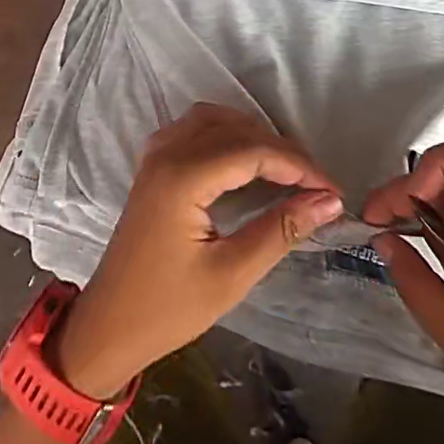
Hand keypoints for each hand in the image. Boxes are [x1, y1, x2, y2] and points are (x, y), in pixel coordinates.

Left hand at [51, 103, 344, 397]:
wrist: (110, 323)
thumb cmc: (169, 307)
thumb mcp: (231, 274)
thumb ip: (280, 230)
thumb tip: (328, 201)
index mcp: (182, 177)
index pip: (252, 151)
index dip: (298, 165)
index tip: (333, 190)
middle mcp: (167, 153)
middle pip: (234, 128)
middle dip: (279, 149)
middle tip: (315, 185)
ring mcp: (155, 154)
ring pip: (212, 119)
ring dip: (252, 135)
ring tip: (287, 170)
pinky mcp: (153, 164)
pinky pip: (194, 129)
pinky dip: (225, 135)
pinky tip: (244, 162)